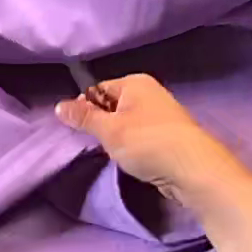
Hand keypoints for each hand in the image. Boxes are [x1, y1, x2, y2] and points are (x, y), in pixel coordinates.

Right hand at [55, 73, 249, 202]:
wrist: (192, 169)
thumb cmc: (147, 143)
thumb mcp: (108, 130)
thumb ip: (83, 117)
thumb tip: (58, 106)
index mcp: (135, 82)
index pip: (97, 89)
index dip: (84, 107)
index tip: (79, 128)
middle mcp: (149, 92)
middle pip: (110, 105)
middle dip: (100, 123)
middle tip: (96, 142)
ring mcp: (159, 113)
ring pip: (124, 122)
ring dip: (115, 136)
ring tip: (114, 151)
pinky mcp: (166, 134)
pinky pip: (138, 134)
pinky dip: (130, 145)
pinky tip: (130, 157)